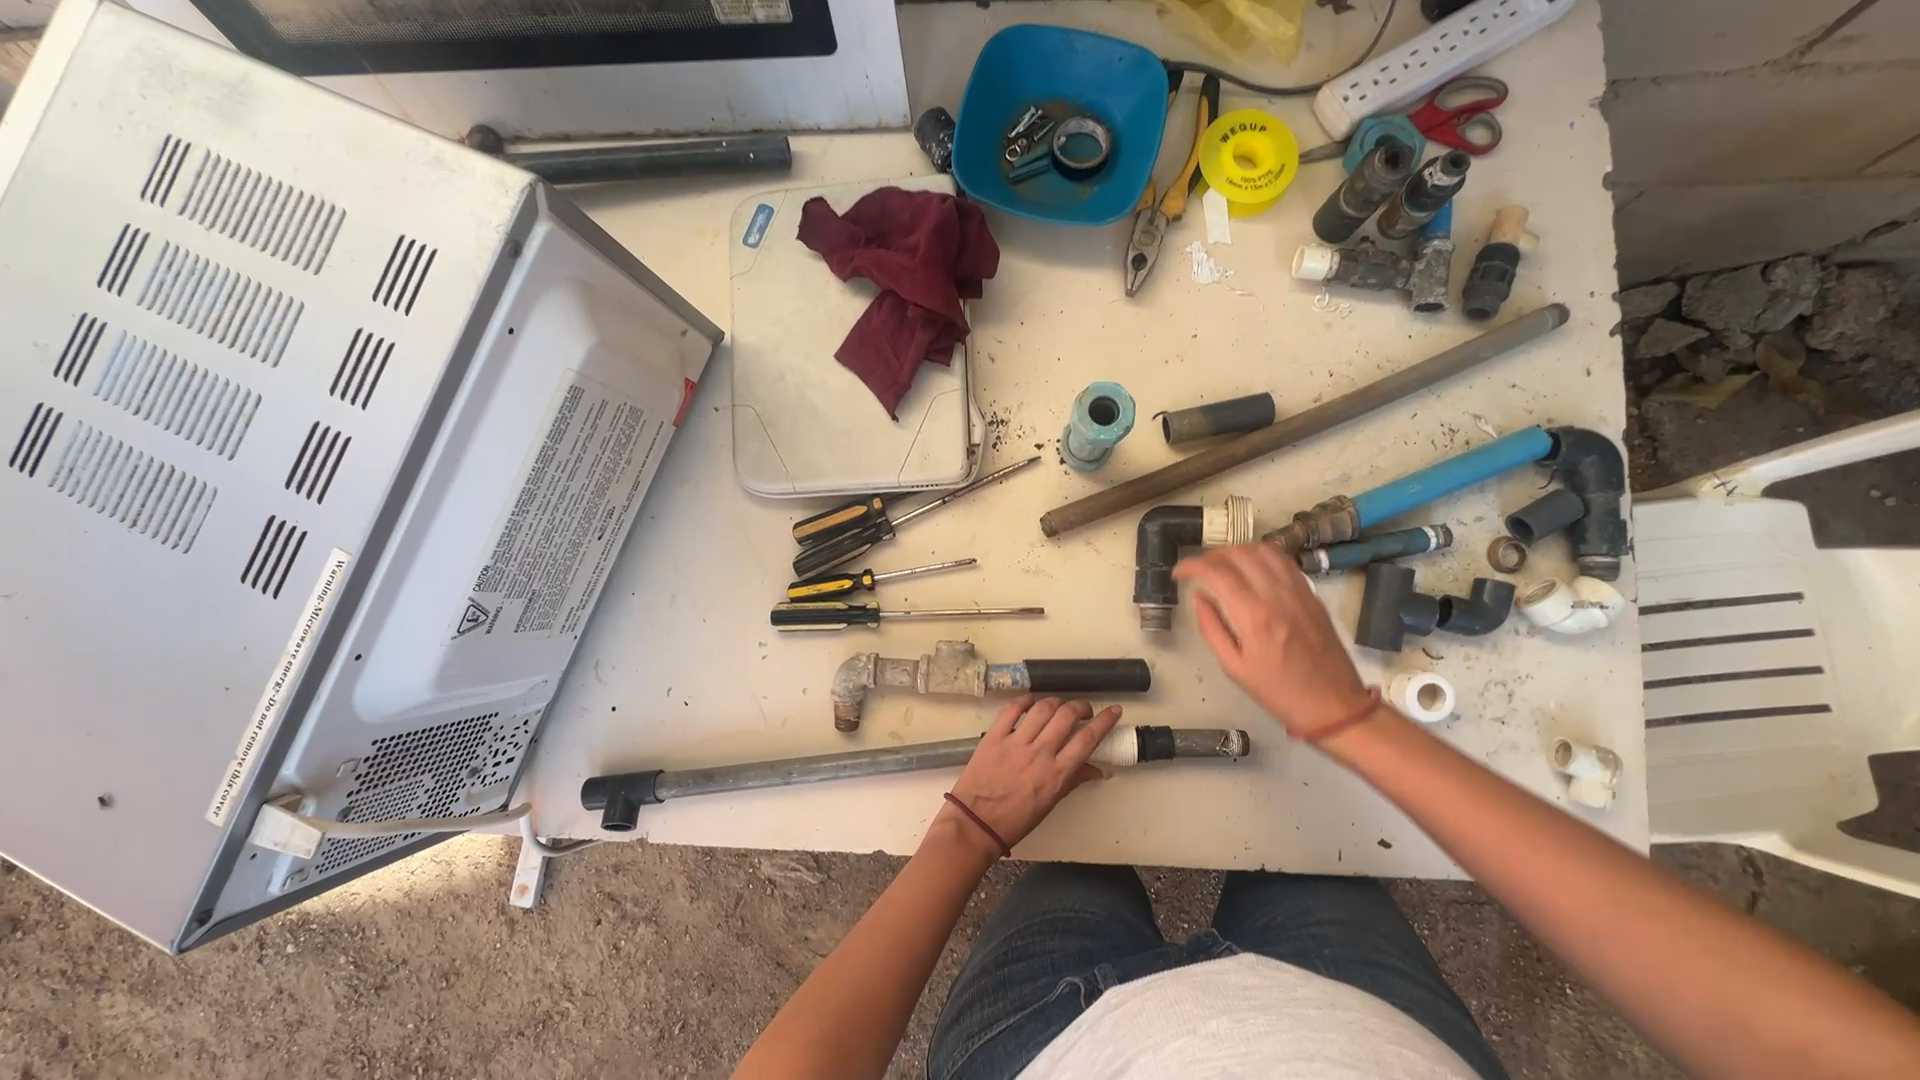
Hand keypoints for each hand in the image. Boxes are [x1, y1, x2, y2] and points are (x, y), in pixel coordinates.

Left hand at [939, 696, 1121, 856]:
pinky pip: (1012, 709)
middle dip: (1081, 707)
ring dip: (1056, 702)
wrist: (975, 824)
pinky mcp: (994, 736)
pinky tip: (1031, 701)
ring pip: (1043, 708)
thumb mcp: (1051, 803)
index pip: (1088, 739)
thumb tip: (1099, 770)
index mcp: (1057, 774)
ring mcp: (1015, 742)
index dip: (1105, 721)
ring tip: (1059, 706)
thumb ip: (1074, 780)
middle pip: (1067, 716)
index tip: (1114, 710)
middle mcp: (1040, 753)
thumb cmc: (1016, 820)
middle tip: (1083, 711)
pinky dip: (1025, 700)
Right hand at [1173, 543, 1370, 738]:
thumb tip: (1199, 597)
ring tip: (1223, 565)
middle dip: (1210, 556)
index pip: (1216, 573)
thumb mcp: (1234, 668)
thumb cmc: (1279, 692)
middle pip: (1238, 553)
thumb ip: (1212, 628)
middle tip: (1198, 570)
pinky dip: (1261, 556)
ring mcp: (1298, 591)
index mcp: (1254, 617)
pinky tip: (1251, 569)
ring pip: (1263, 550)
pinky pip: (1284, 561)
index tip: (1178, 574)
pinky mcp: (1312, 594)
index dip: (1191, 566)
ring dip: (1236, 551)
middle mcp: (1277, 595)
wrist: (1333, 703)